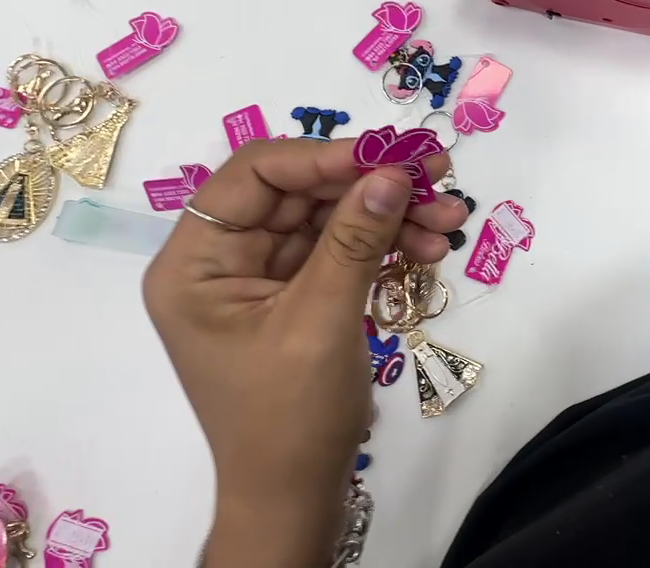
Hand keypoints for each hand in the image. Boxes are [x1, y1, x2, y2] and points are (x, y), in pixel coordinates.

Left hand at [142, 138, 467, 567]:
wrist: (297, 493)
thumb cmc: (288, 417)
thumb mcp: (321, 322)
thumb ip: (355, 240)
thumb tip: (394, 172)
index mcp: (197, 262)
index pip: (255, 173)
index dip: (324, 156)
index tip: (390, 155)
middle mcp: (228, 255)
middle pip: (304, 189)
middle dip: (374, 183)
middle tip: (438, 175)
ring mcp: (268, 271)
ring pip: (335, 212)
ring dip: (395, 212)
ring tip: (451, 220)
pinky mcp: (304, 286)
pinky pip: (349, 243)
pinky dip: (392, 240)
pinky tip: (433, 248)